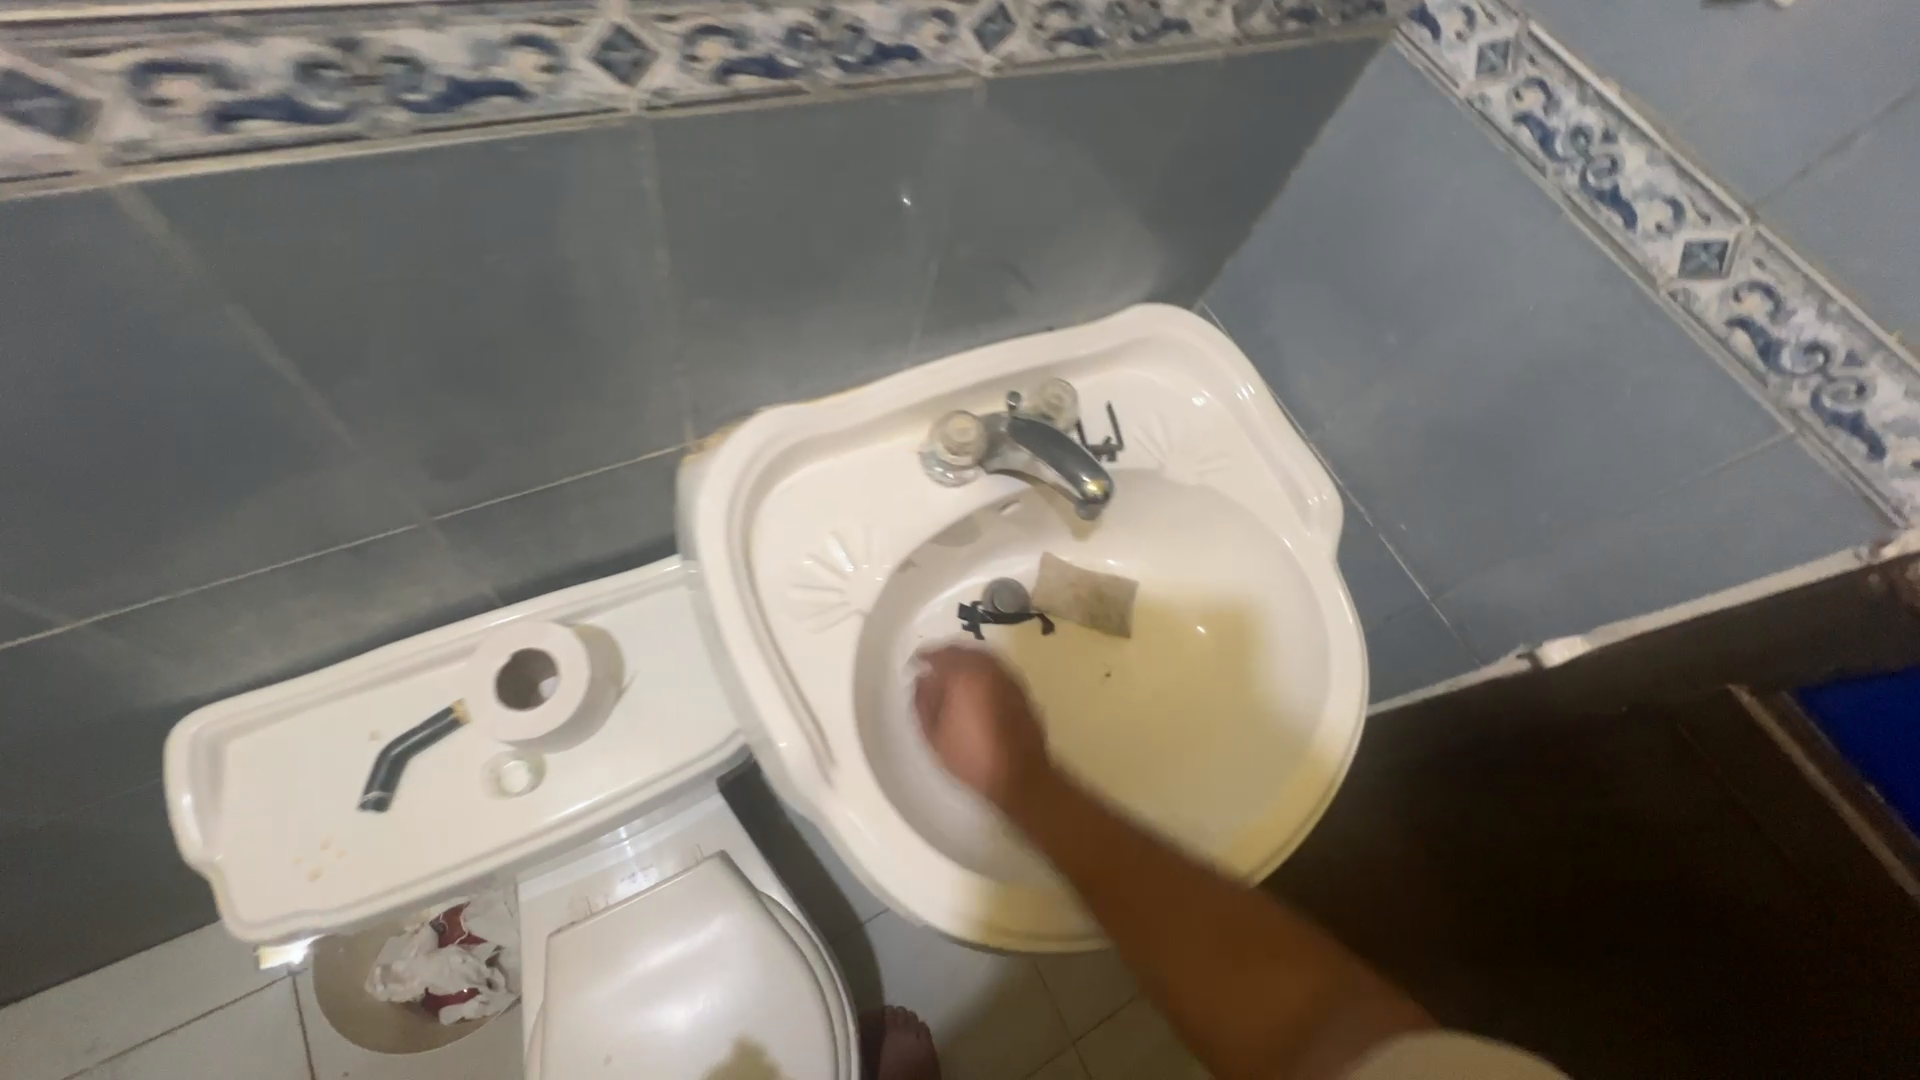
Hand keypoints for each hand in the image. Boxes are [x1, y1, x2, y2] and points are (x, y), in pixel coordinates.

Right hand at [912, 645, 1054, 809]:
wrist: (1020, 776)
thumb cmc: (971, 757)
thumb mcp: (934, 735)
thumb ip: (923, 701)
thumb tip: (922, 680)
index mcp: (965, 675)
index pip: (941, 653)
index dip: (925, 656)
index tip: (916, 663)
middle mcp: (990, 669)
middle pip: (964, 649)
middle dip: (947, 654)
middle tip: (933, 665)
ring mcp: (1009, 677)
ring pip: (984, 657)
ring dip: (966, 660)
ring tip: (952, 676)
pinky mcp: (1022, 690)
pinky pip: (997, 669)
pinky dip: (982, 670)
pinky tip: (975, 687)